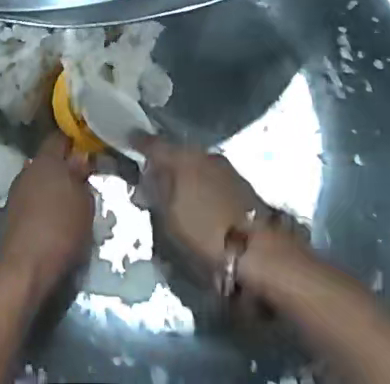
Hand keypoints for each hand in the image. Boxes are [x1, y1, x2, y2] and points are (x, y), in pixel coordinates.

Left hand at [0, 133, 94, 288]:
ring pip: (38, 181)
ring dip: (51, 187)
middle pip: (48, 161)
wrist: (24, 269)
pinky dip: (41, 204)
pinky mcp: (9, 213)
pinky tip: (53, 219)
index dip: (73, 140)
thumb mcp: (85, 203)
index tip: (87, 147)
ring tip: (69, 202)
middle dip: (63, 167)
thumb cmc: (61, 229)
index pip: (59, 138)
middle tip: (82, 179)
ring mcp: (16, 192)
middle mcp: (28, 170)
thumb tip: (79, 159)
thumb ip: (81, 177)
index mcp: (47, 161)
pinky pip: (31, 200)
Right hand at [136, 137, 268, 271]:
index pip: (154, 144)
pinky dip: (199, 180)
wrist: (259, 249)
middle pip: (176, 151)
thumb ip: (155, 192)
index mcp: (182, 158)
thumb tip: (146, 175)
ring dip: (183, 171)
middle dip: (163, 160)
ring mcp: (224, 166)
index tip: (129, 140)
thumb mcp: (169, 218)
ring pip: (195, 162)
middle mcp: (203, 154)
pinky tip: (197, 196)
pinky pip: (209, 173)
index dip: (139, 142)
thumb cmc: (206, 234)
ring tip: (174, 188)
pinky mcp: (240, 182)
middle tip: (151, 173)